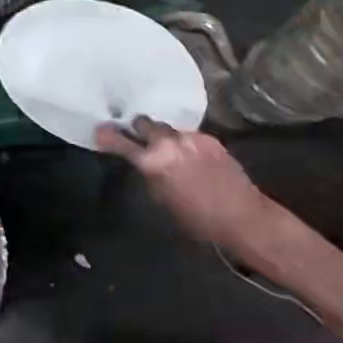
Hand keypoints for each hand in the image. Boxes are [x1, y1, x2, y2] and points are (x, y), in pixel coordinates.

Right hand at [96, 117, 269, 244]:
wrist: (241, 215)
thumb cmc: (197, 219)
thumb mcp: (162, 200)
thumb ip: (149, 176)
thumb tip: (143, 164)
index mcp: (153, 162)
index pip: (121, 142)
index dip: (108, 136)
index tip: (100, 130)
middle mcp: (169, 143)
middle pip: (145, 122)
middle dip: (139, 129)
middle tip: (138, 137)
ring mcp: (191, 137)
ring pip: (168, 129)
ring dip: (163, 137)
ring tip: (168, 150)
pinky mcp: (209, 138)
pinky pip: (188, 136)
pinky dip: (185, 143)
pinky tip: (192, 158)